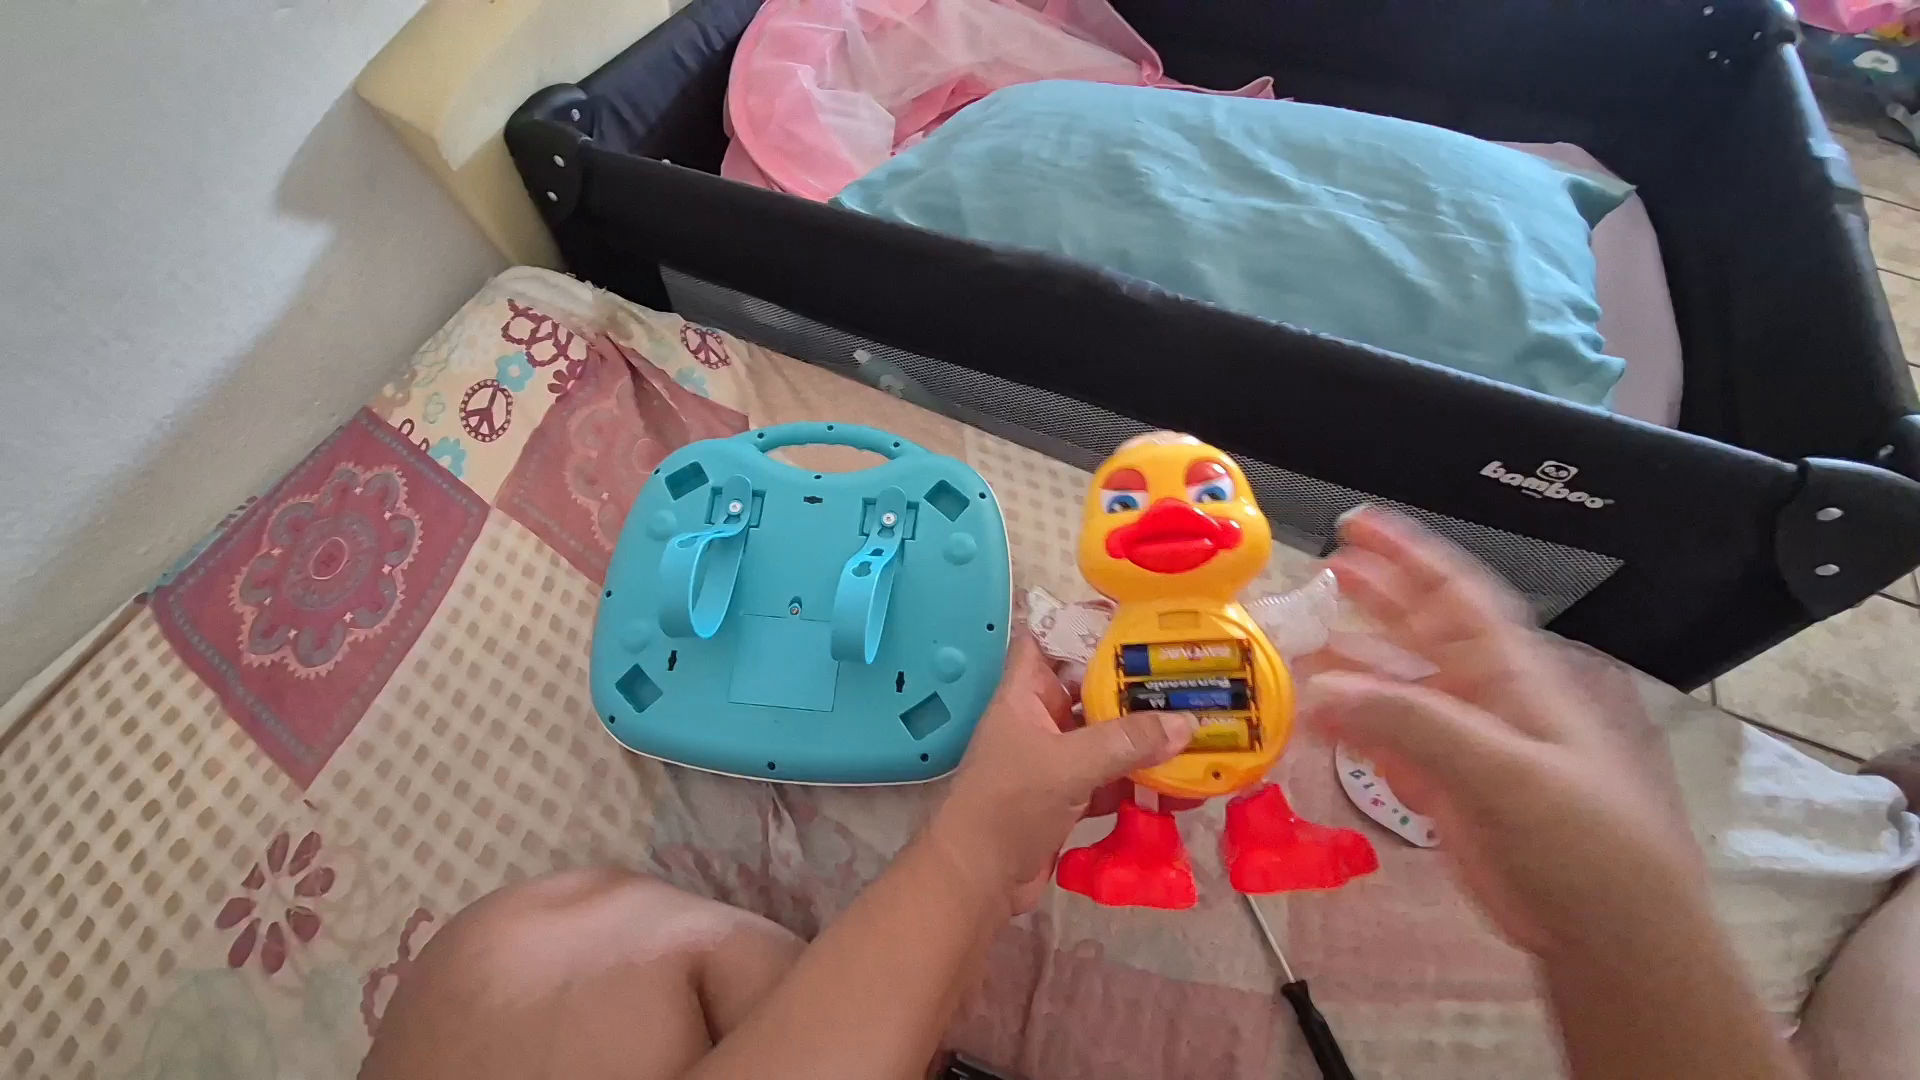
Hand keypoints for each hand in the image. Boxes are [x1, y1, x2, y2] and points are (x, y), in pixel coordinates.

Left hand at [929, 635, 1195, 911]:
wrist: (978, 878)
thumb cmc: (1008, 804)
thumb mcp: (1067, 765)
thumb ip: (1125, 743)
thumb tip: (1187, 723)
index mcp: (1024, 693)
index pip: (1045, 640)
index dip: (1079, 624)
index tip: (1131, 618)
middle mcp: (1040, 718)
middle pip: (1088, 687)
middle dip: (1132, 683)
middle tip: (1186, 671)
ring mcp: (1055, 757)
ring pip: (1105, 734)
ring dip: (1143, 734)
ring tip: (1197, 722)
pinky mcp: (1070, 794)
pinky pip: (1111, 775)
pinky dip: (1139, 777)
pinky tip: (1181, 782)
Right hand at [1302, 509, 1709, 960]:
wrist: (1606, 937)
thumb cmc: (1582, 842)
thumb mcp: (1506, 774)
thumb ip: (1413, 724)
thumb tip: (1319, 688)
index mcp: (1509, 674)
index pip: (1454, 595)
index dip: (1407, 553)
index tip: (1357, 523)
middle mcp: (1477, 695)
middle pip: (1416, 628)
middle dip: (1370, 594)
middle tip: (1318, 569)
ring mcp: (1453, 739)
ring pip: (1388, 684)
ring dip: (1344, 663)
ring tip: (1295, 644)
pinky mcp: (1433, 781)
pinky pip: (1376, 738)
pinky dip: (1342, 725)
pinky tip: (1308, 719)